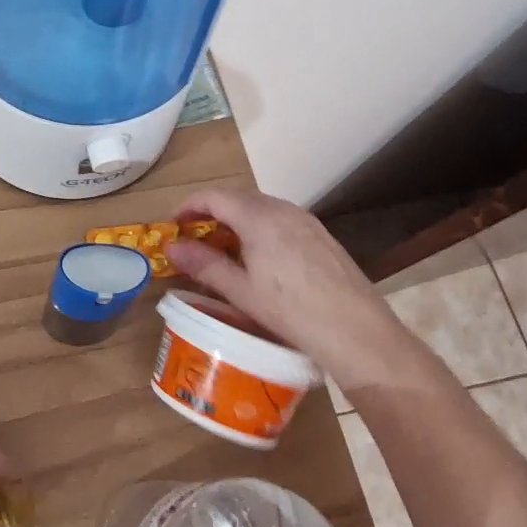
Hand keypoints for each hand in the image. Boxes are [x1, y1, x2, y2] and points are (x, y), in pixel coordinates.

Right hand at [166, 187, 398, 367]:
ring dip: (236, 220)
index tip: (173, 226)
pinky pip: (280, 220)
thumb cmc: (291, 311)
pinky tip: (258, 257)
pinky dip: (259, 228)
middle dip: (211, 213)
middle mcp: (283, 209)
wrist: (355, 329)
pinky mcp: (321, 235)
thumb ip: (204, 264)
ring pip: (261, 208)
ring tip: (223, 249)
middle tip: (194, 239)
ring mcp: (305, 220)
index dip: (189, 207)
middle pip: (238, 198)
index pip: (214, 197)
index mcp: (259, 217)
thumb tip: (171, 247)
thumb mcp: (240, 291)